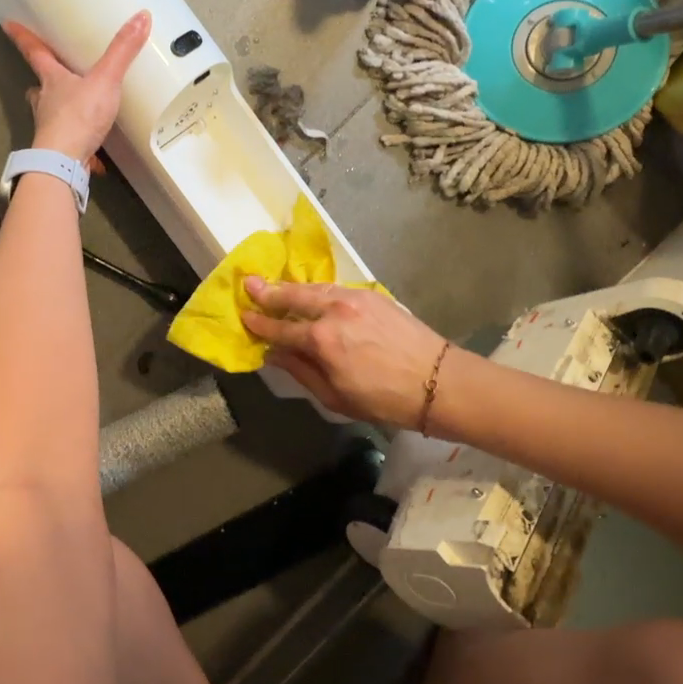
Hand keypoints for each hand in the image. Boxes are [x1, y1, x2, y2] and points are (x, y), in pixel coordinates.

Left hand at [5, 10, 150, 169]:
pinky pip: (69, 144)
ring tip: (77, 111)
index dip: (24, 38)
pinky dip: (80, 147)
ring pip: (50, 115)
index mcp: (52, 80)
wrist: (64, 163)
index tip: (9, 25)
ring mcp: (50, 128)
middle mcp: (46, 102)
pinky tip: (94, 157)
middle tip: (50, 77)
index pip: (35, 52)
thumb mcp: (104, 80)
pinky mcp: (59, 150)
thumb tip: (141, 16)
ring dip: (60, 111)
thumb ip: (122, 51)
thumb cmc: (78, 116)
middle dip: (43, 81)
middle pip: (39, 87)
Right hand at [240, 277, 455, 428]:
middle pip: (293, 296)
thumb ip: (301, 371)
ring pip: (315, 288)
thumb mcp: (335, 397)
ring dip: (293, 288)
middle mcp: (334, 311)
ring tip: (277, 287)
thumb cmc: (384, 400)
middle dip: (269, 291)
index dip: (260, 323)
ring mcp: (355, 298)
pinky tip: (314, 295)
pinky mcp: (372, 295)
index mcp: (321, 339)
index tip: (243, 316)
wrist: (438, 382)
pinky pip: (336, 289)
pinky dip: (319, 291)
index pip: (280, 328)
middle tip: (249, 283)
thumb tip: (275, 353)